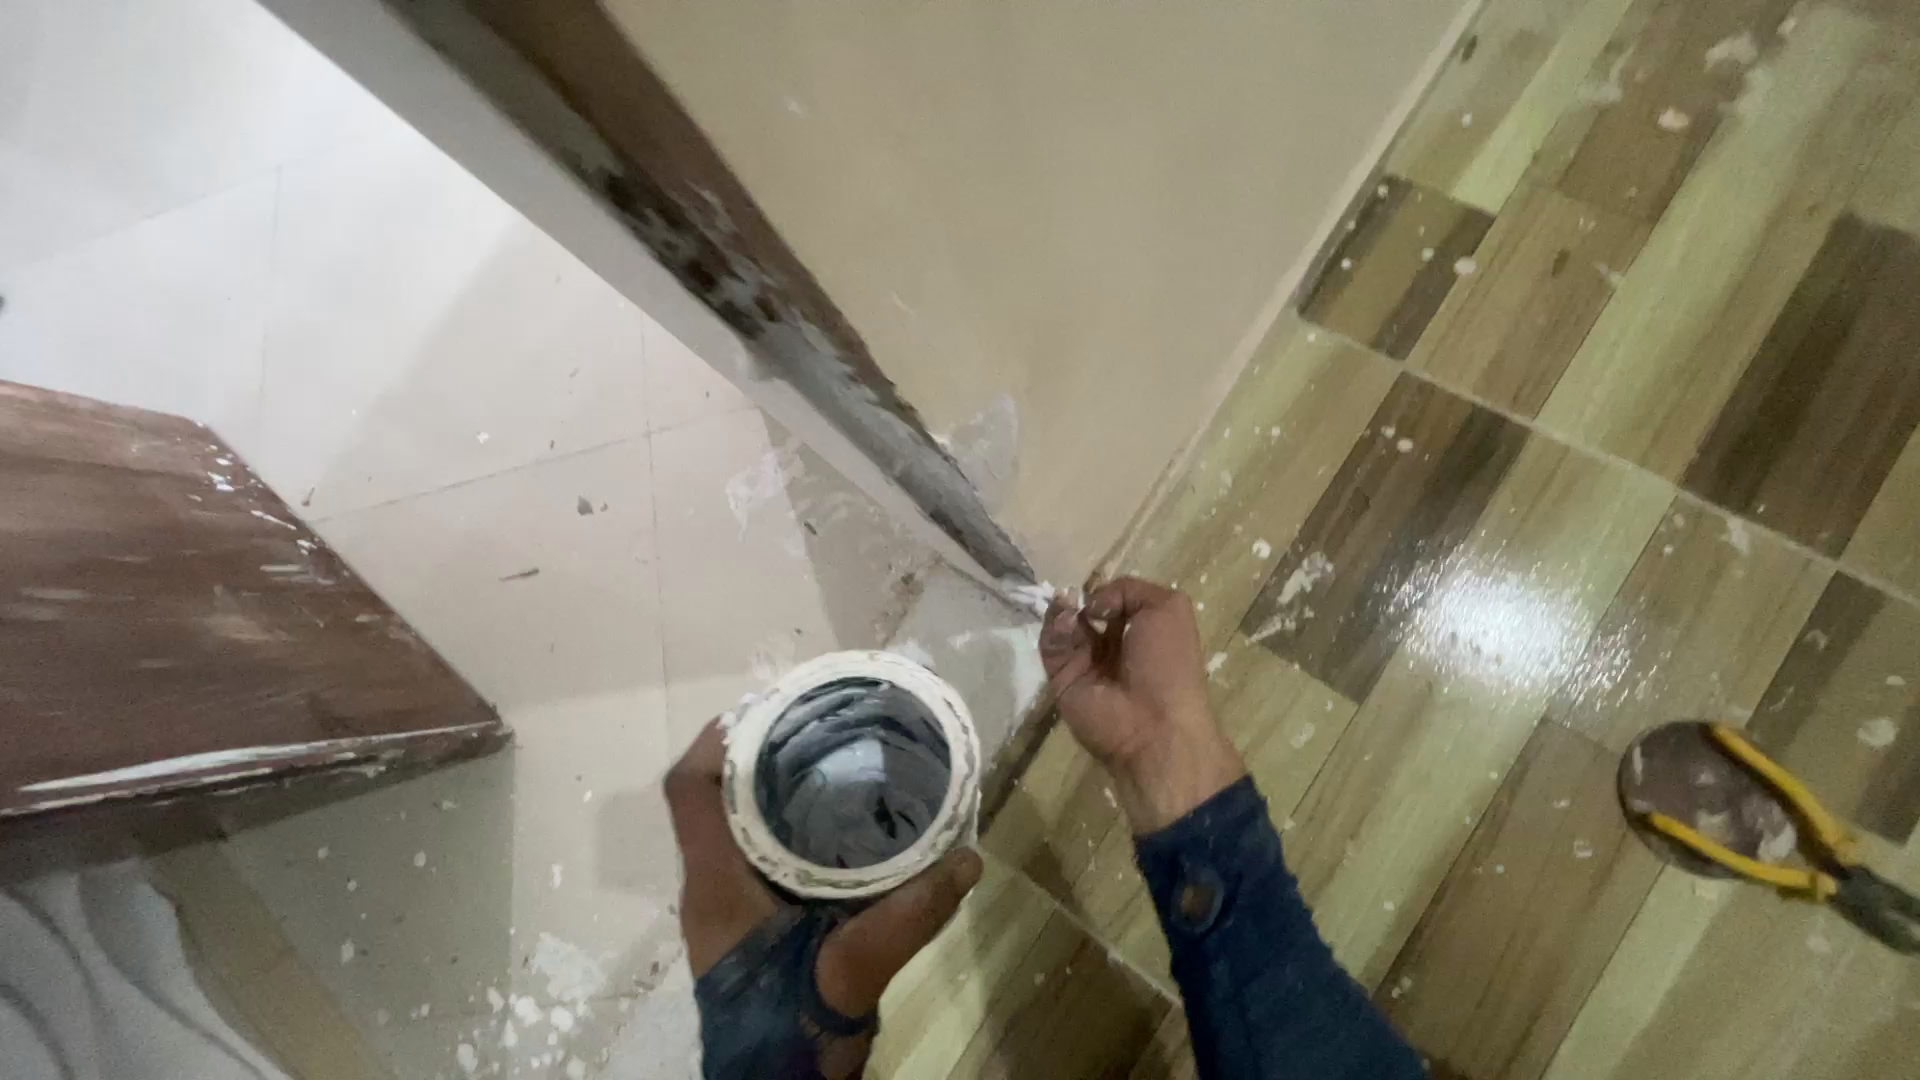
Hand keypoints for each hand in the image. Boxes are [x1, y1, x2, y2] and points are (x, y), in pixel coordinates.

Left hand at [665, 720, 980, 1074]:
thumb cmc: (794, 1027)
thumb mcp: (854, 969)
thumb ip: (909, 917)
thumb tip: (969, 858)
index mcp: (717, 883)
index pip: (687, 791)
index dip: (717, 739)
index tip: (766, 706)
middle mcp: (711, 881)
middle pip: (712, 793)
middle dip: (753, 747)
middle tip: (812, 719)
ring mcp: (726, 901)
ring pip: (732, 816)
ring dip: (768, 779)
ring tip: (826, 749)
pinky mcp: (748, 915)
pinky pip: (754, 843)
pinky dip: (785, 815)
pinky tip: (836, 810)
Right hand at [1039, 578, 1245, 833]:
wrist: (1152, 725)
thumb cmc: (1168, 663)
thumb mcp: (1167, 608)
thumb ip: (1128, 589)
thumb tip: (1092, 606)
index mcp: (1142, 631)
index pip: (1113, 601)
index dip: (1105, 591)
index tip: (1102, 590)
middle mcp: (1112, 646)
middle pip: (1084, 612)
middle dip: (1078, 599)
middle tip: (1074, 595)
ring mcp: (1085, 662)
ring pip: (1064, 625)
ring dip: (1063, 610)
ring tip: (1066, 606)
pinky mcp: (1061, 677)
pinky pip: (1051, 646)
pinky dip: (1053, 629)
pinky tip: (1064, 622)